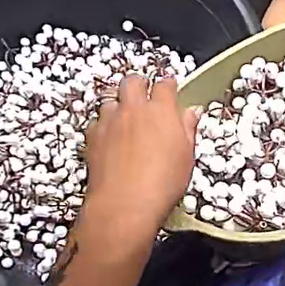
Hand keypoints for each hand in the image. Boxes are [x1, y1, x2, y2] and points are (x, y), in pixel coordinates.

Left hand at [79, 75, 198, 258]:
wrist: (126, 203)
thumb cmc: (160, 184)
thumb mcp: (187, 157)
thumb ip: (187, 129)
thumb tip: (191, 114)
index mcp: (161, 111)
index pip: (165, 85)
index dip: (168, 85)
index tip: (170, 88)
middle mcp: (133, 109)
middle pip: (133, 82)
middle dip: (139, 84)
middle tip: (144, 93)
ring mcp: (110, 120)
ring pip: (111, 97)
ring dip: (119, 102)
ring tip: (126, 115)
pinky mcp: (93, 135)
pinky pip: (97, 119)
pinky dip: (104, 123)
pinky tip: (111, 135)